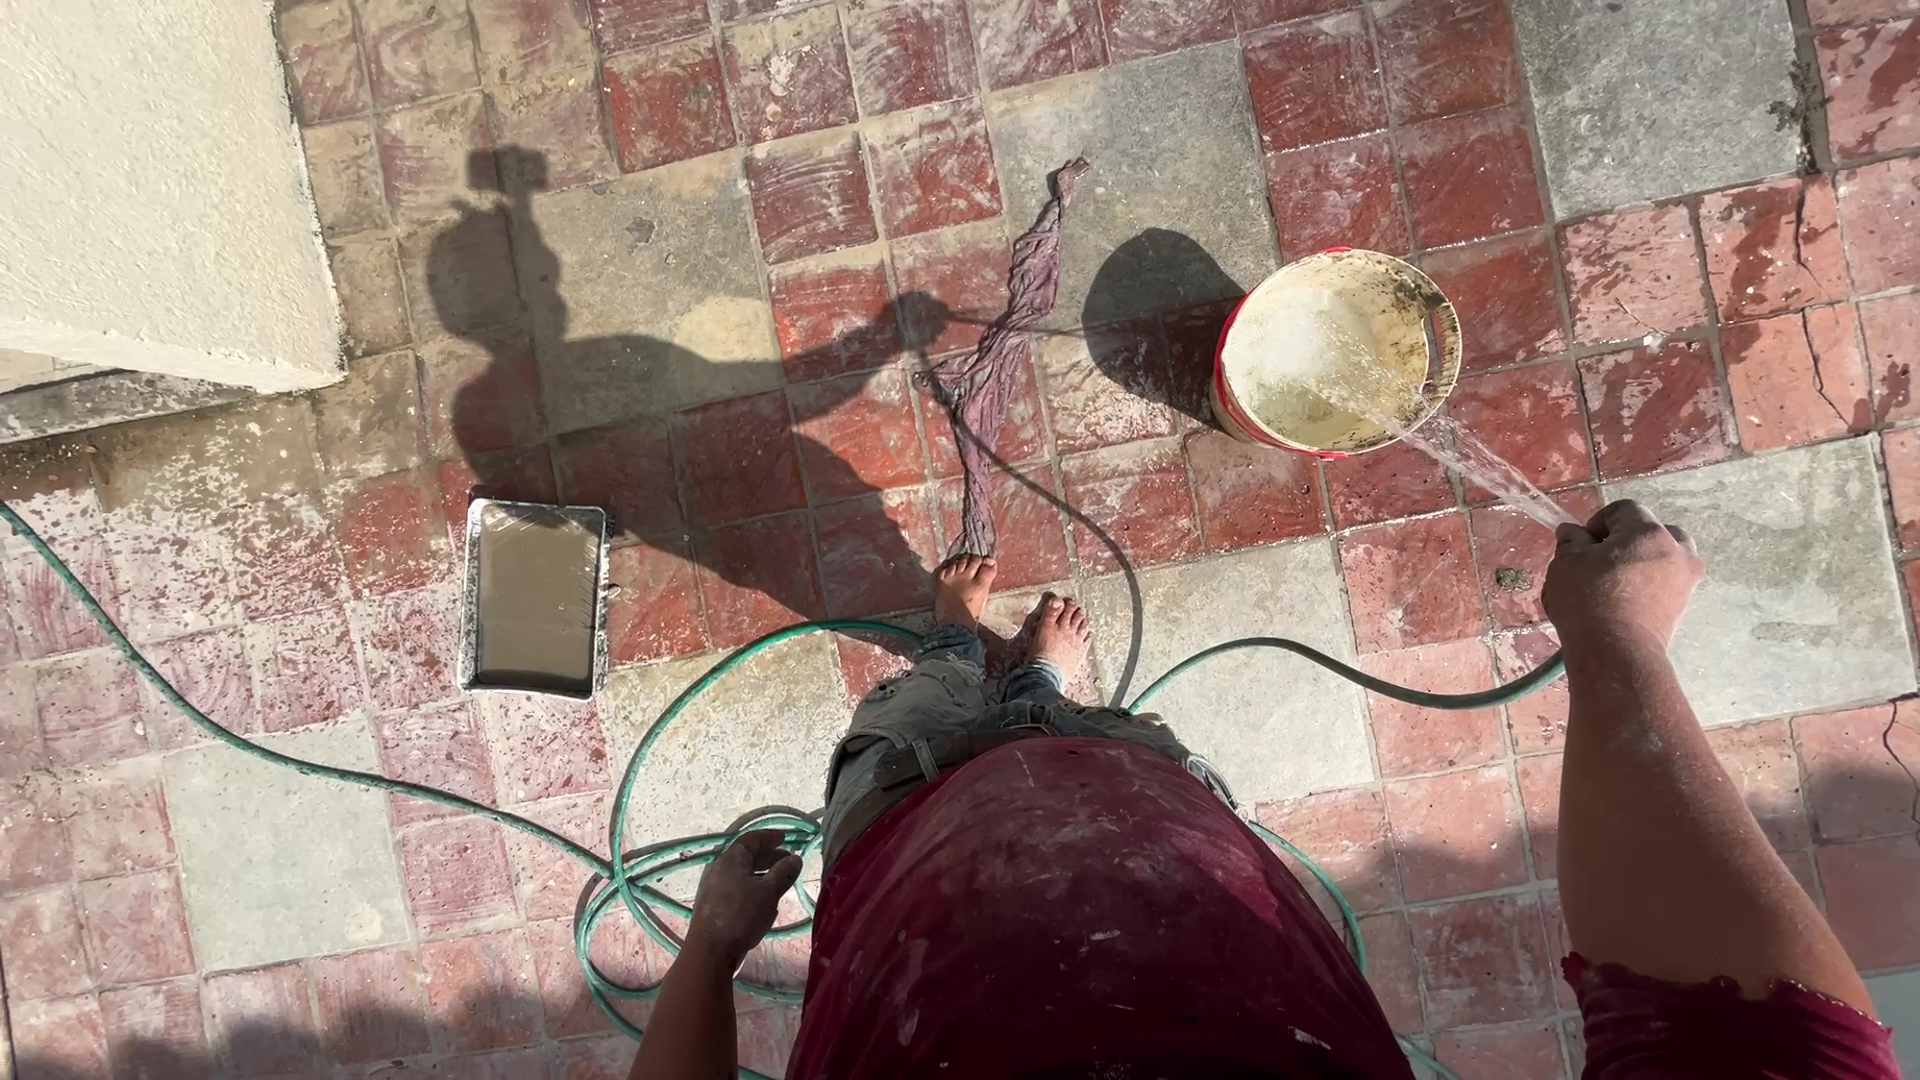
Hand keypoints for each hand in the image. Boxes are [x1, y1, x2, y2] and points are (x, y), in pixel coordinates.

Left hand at [685, 830, 802, 969]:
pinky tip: (765, 905)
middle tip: (788, 862)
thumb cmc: (741, 916)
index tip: (786, 838)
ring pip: (743, 876)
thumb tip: (795, 859)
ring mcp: (714, 891)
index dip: (770, 837)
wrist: (710, 954)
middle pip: (747, 858)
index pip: (752, 839)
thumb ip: (784, 873)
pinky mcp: (714, 909)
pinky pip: (737, 891)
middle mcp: (719, 871)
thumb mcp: (768, 892)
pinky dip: (753, 891)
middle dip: (769, 858)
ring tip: (780, 884)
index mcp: (730, 860)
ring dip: (763, 877)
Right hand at [1543, 500, 1705, 651]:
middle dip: (1626, 538)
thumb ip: (1571, 541)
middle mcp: (1678, 549)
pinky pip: (1667, 578)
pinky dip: (1648, 581)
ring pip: (1665, 554)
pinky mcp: (1685, 601)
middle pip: (1653, 530)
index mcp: (1648, 533)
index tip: (1581, 543)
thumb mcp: (1566, 563)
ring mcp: (1687, 577)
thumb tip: (1573, 532)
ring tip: (1613, 580)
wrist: (1614, 648)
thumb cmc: (1586, 598)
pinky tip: (1623, 598)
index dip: (1598, 520)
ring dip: (1641, 559)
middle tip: (1600, 559)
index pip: (1625, 509)